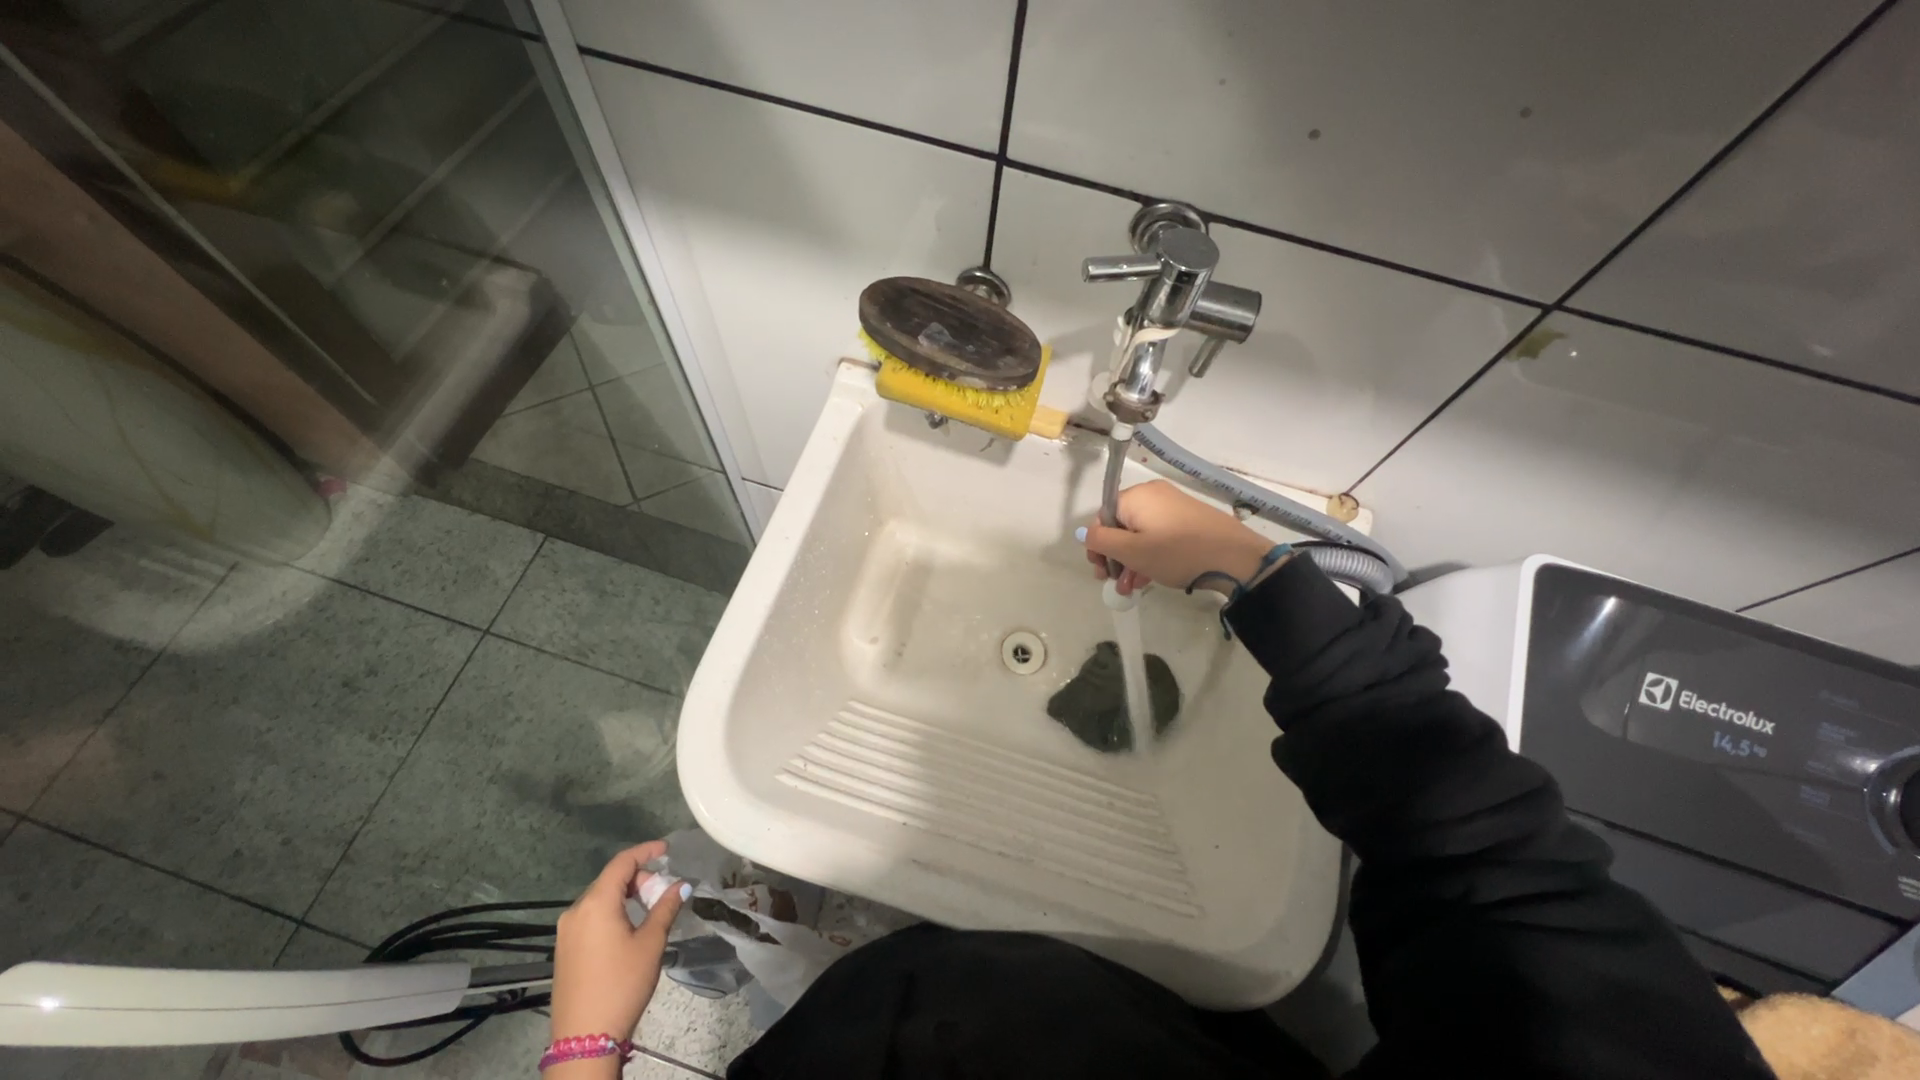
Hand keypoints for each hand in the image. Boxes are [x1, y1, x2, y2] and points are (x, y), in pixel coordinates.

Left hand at [550, 841, 686, 1049]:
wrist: (584, 1037)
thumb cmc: (622, 984)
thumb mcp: (651, 943)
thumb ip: (666, 908)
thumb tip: (681, 884)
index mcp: (596, 903)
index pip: (622, 863)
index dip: (645, 852)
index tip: (666, 849)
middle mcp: (575, 910)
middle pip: (609, 879)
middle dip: (637, 878)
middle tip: (661, 891)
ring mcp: (565, 931)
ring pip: (599, 899)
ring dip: (624, 896)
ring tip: (648, 909)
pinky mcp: (563, 949)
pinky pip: (589, 917)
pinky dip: (611, 912)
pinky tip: (627, 928)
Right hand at [1082, 480, 1273, 595]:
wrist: (1235, 557)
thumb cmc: (1177, 553)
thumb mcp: (1132, 551)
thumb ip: (1102, 541)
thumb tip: (1085, 533)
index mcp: (1136, 497)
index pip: (1103, 516)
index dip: (1097, 545)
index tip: (1100, 572)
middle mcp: (1153, 496)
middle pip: (1121, 526)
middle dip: (1114, 557)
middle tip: (1113, 582)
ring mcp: (1172, 508)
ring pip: (1140, 535)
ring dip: (1130, 561)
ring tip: (1131, 588)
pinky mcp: (1187, 521)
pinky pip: (1158, 536)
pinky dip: (1149, 556)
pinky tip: (1148, 579)